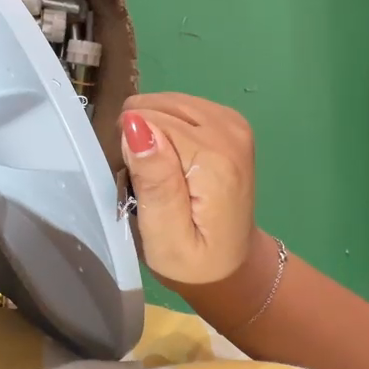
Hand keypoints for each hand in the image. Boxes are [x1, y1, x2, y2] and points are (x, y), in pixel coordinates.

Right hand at [120, 93, 257, 285]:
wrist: (230, 267)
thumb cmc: (192, 261)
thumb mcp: (164, 236)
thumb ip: (153, 181)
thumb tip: (135, 125)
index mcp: (216, 158)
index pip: (150, 121)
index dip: (134, 150)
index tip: (139, 184)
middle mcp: (230, 130)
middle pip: (159, 106)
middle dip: (142, 136)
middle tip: (150, 181)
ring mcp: (233, 122)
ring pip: (166, 101)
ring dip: (153, 130)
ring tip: (159, 171)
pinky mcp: (230, 120)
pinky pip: (180, 105)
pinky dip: (166, 125)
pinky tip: (170, 156)